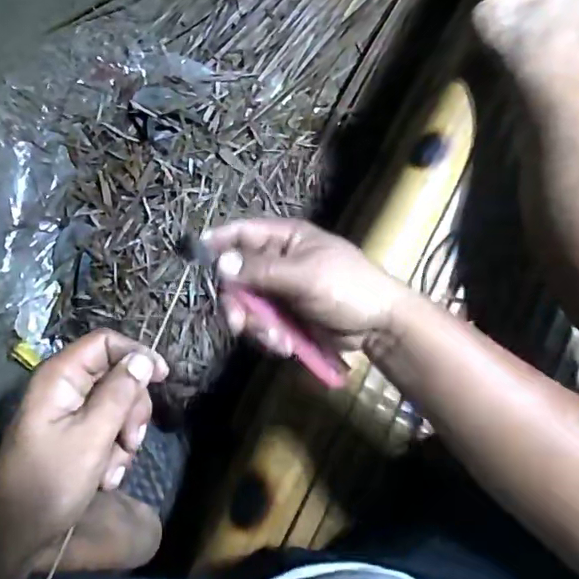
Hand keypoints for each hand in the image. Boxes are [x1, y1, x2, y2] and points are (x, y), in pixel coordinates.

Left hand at [0, 329, 166, 566]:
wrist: (15, 534)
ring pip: (115, 405)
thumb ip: (119, 394)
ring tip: (114, 468)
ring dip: (124, 436)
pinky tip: (106, 477)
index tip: (161, 378)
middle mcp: (64, 387)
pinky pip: (105, 429)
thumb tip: (142, 359)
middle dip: (131, 408)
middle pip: (115, 375)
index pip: (105, 342)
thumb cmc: (51, 481)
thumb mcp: (92, 437)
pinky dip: (112, 451)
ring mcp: (67, 412)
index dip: (136, 354)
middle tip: (132, 439)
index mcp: (61, 376)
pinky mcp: (71, 435)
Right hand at [202, 218, 416, 358]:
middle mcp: (279, 261)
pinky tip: (287, 346)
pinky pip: (263, 325)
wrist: (380, 325)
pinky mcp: (286, 317)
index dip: (220, 241)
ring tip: (277, 339)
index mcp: (286, 239)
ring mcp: (282, 291)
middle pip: (238, 276)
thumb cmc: (347, 286)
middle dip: (239, 303)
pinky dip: (270, 337)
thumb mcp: (304, 275)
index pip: (243, 232)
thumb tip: (221, 263)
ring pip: (248, 306)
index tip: (197, 254)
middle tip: (238, 322)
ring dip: (257, 326)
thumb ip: (261, 270)